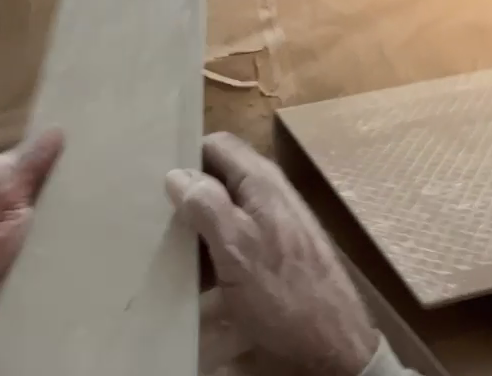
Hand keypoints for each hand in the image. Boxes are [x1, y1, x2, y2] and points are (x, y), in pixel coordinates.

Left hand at [0, 128, 64, 375]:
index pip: (31, 150)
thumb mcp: (10, 197)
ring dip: (55, 209)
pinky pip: (32, 228)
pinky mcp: (2, 247)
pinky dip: (47, 230)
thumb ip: (32, 164)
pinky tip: (65, 235)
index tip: (88, 154)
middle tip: (93, 185)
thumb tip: (57, 129)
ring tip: (86, 210)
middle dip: (58, 182)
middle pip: (34, 178)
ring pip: (35, 205)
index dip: (56, 152)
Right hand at [166, 133, 377, 375]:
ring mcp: (273, 222)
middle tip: (158, 218)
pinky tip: (198, 276)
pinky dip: (214, 250)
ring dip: (199, 227)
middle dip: (189, 195)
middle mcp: (268, 192)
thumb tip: (176, 173)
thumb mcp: (237, 247)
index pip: (216, 145)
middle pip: (219, 177)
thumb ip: (206, 205)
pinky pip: (236, 237)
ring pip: (225, 209)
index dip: (187, 157)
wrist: (334, 347)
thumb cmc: (284, 293)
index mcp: (260, 179)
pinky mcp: (275, 251)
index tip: (158, 181)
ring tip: (171, 250)